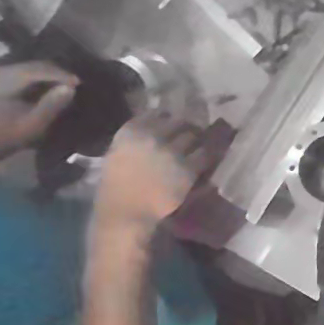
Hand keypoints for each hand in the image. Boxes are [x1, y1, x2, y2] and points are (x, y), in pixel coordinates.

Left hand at [0, 62, 77, 168]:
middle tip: (77, 85)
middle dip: (60, 74)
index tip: (79, 84)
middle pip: (40, 65)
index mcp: (9, 80)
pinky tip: (58, 87)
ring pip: (39, 68)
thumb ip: (51, 105)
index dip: (61, 75)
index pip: (40, 70)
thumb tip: (70, 88)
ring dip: (56, 76)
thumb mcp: (34, 123)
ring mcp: (9, 73)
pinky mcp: (12, 78)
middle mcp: (7, 71)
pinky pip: (35, 73)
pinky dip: (49, 79)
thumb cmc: (12, 133)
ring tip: (71, 86)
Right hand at [94, 112, 202, 239]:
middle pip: (180, 122)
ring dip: (197, 140)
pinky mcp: (187, 168)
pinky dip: (205, 155)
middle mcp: (153, 136)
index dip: (168, 118)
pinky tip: (205, 159)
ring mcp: (172, 152)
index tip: (172, 125)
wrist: (126, 211)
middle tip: (190, 135)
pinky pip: (203, 155)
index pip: (159, 112)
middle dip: (186, 128)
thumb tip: (158, 121)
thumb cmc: (117, 184)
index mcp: (132, 130)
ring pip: (194, 136)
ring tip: (198, 145)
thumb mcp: (118, 150)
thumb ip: (136, 133)